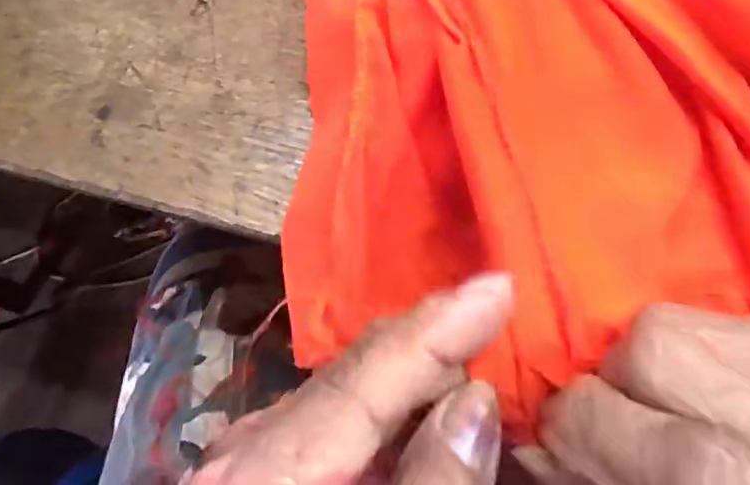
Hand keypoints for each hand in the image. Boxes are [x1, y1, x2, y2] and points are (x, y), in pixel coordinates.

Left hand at [192, 272, 514, 484]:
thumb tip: (475, 401)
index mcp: (270, 467)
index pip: (371, 370)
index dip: (440, 323)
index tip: (499, 283)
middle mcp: (255, 447)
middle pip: (360, 370)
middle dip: (433, 342)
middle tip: (495, 313)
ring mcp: (250, 461)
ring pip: (348, 391)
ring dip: (413, 376)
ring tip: (471, 349)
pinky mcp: (254, 477)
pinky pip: (332, 422)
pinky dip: (384, 411)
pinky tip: (419, 412)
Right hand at [528, 305, 749, 484]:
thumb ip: (669, 482)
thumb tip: (568, 446)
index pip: (690, 455)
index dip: (593, 437)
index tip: (548, 439)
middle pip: (675, 347)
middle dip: (613, 380)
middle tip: (599, 422)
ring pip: (710, 320)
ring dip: (662, 364)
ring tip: (665, 409)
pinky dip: (726, 362)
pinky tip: (743, 404)